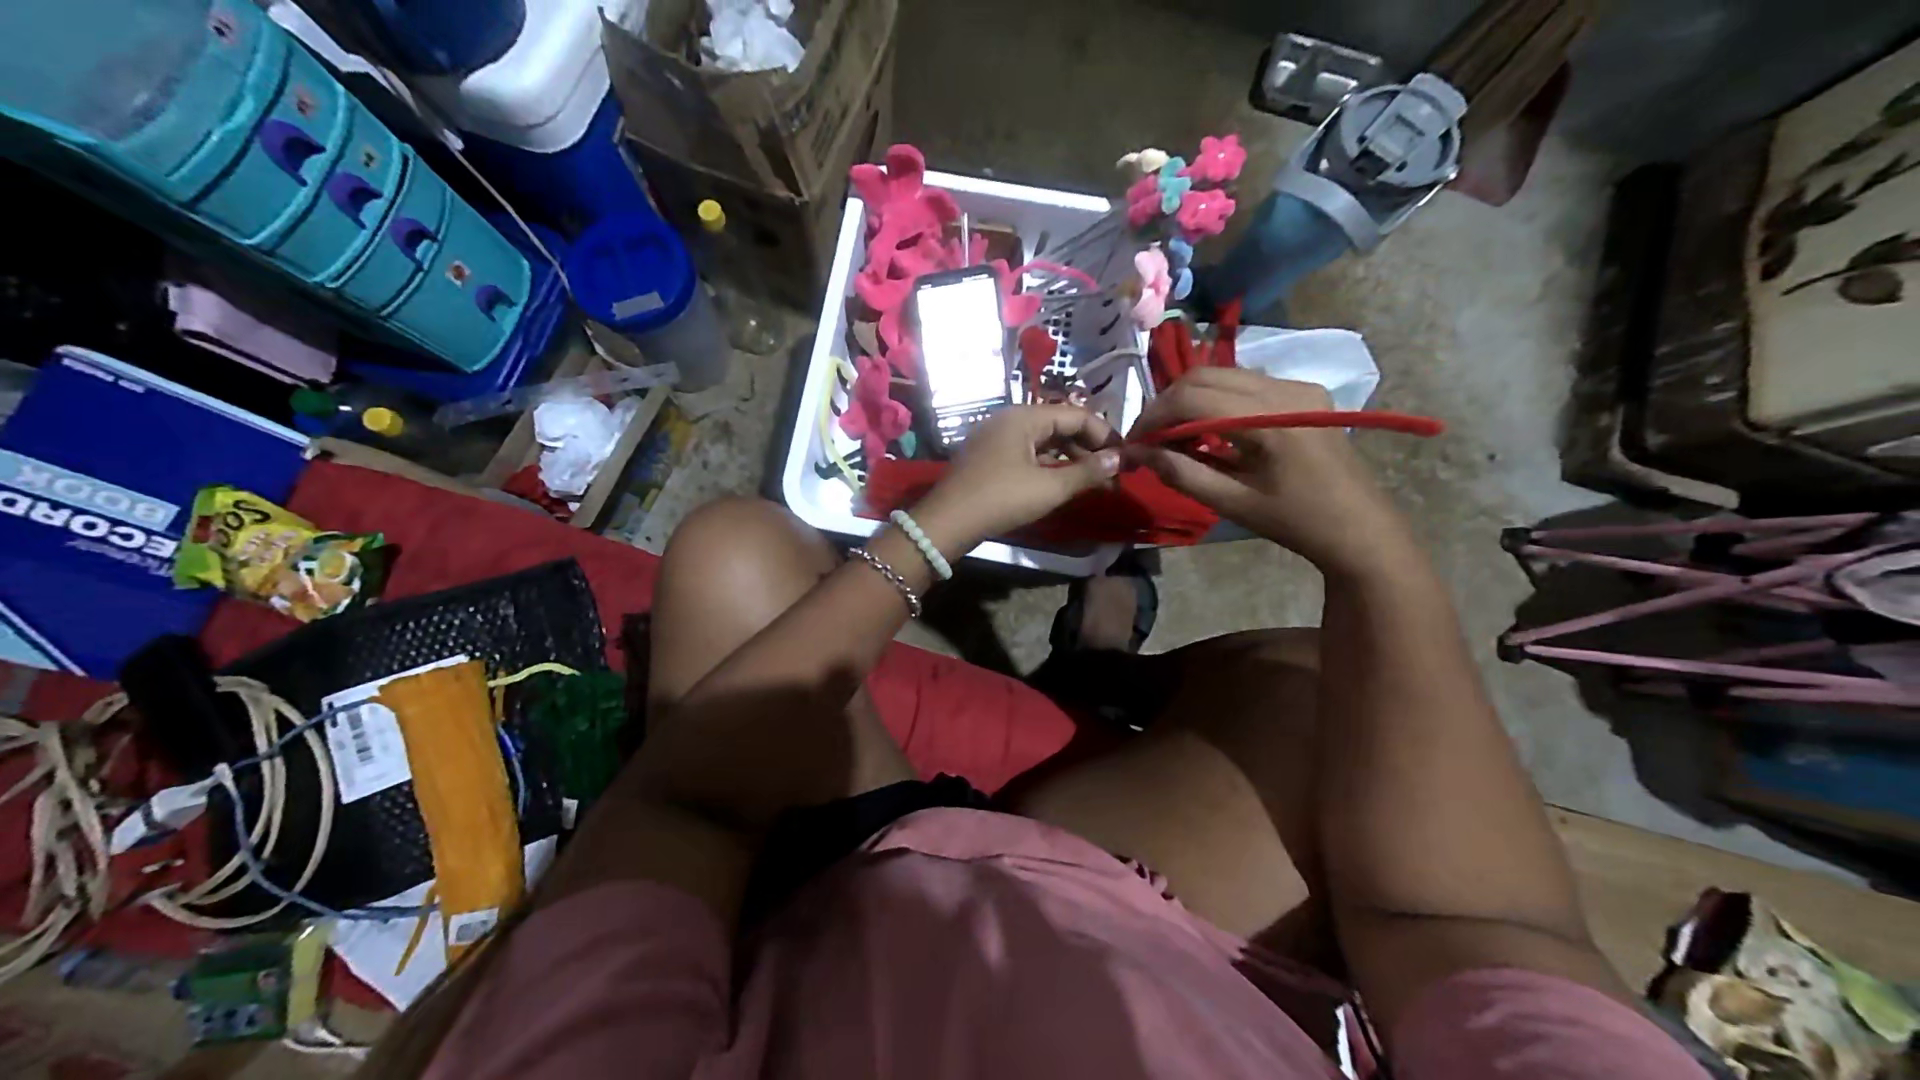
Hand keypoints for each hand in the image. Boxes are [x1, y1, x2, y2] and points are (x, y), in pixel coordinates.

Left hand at [911, 405, 1121, 554]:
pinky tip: (1063, 484)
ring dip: (1070, 459)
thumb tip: (1119, 459)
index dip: (1104, 434)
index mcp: (1024, 416)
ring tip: (1093, 483)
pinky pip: (1027, 453)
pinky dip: (1048, 466)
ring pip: (1043, 441)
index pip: (1076, 414)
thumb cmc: (1001, 499)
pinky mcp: (988, 458)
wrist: (946, 523)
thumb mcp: (1049, 488)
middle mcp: (1009, 419)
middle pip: (1060, 425)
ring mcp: (996, 438)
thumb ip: (1087, 472)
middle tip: (1112, 474)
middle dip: (1088, 449)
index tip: (1125, 457)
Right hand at [1126, 368, 1410, 574]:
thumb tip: (1137, 453)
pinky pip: (1244, 383)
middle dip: (1167, 404)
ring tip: (1174, 437)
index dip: (1154, 416)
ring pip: (1222, 375)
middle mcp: (1284, 389)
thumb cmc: (1295, 521)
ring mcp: (1297, 386)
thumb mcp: (1231, 503)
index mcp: (1270, 419)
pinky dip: (1215, 400)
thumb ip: (1181, 473)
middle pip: (1204, 376)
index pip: (1193, 397)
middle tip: (1149, 439)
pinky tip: (1208, 431)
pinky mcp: (1302, 391)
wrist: (1359, 527)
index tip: (1133, 443)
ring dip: (1190, 400)